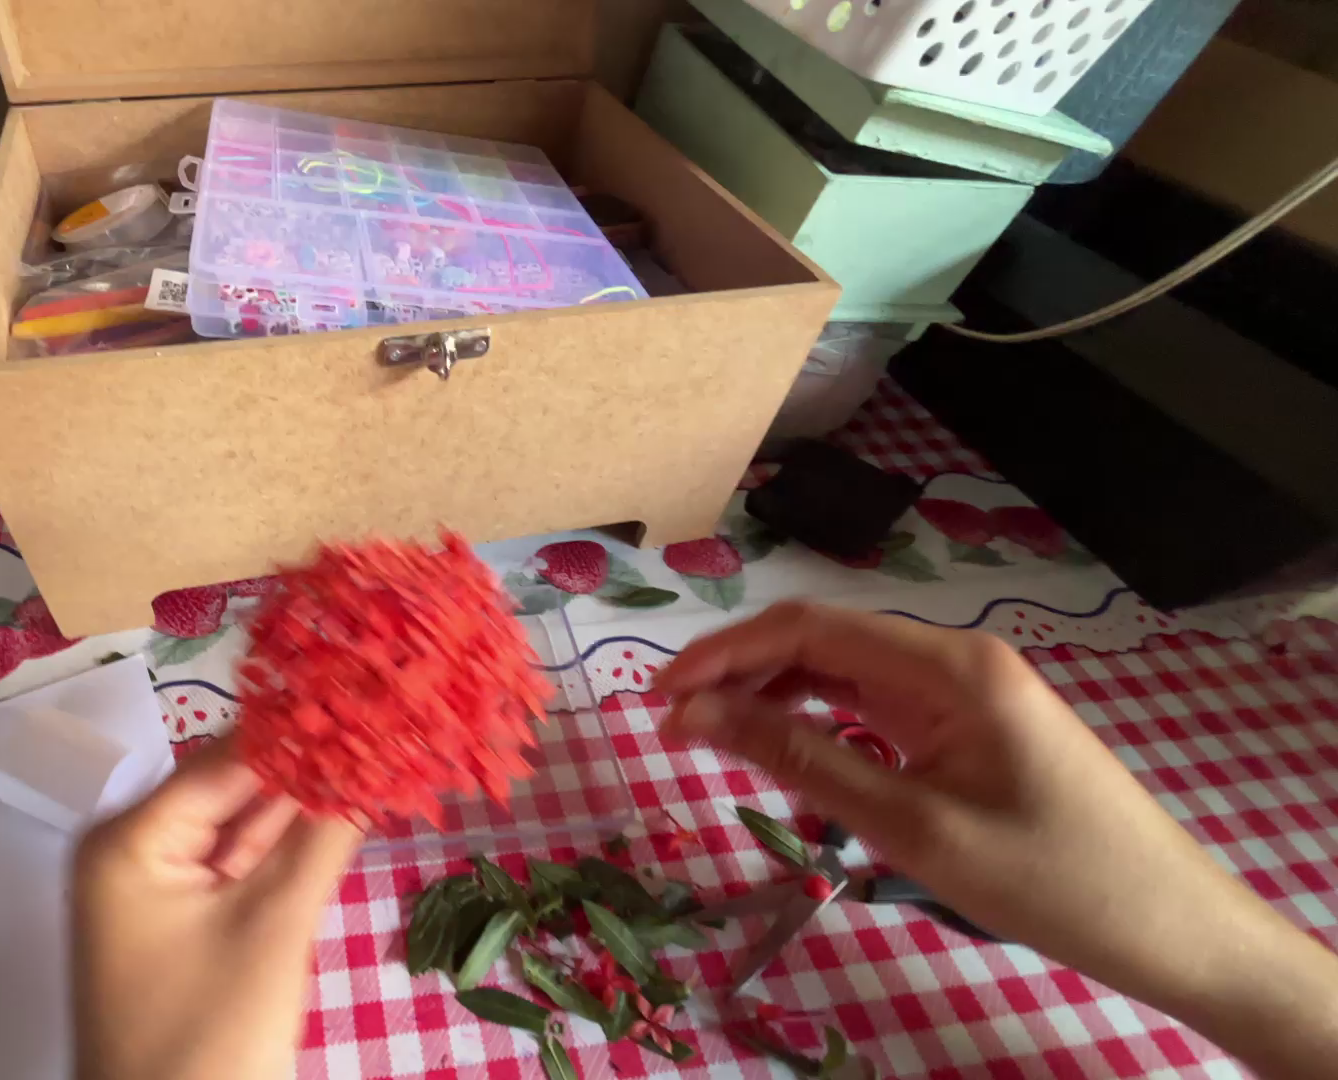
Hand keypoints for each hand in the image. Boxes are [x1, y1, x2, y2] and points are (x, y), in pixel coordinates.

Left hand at [70, 741, 362, 1079]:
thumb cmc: (209, 1042)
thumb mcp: (274, 927)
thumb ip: (324, 836)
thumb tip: (372, 760)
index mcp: (129, 839)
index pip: (225, 760)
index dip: (296, 732)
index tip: (358, 702)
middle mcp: (132, 849)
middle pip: (231, 789)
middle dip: (303, 768)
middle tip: (372, 728)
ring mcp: (153, 885)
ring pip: (238, 826)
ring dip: (299, 805)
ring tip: (366, 758)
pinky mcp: (179, 918)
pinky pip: (235, 864)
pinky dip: (282, 847)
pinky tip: (335, 814)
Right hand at [653, 601, 1337, 1079]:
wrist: (1182, 938)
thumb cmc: (1051, 881)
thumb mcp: (906, 823)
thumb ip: (793, 757)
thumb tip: (691, 713)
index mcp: (946, 663)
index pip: (805, 629)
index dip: (723, 653)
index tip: (662, 692)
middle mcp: (945, 657)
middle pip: (814, 641)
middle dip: (736, 672)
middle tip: (675, 719)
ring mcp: (950, 686)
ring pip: (830, 668)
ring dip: (764, 692)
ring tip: (709, 730)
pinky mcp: (950, 719)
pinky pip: (858, 700)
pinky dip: (804, 716)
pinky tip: (773, 741)